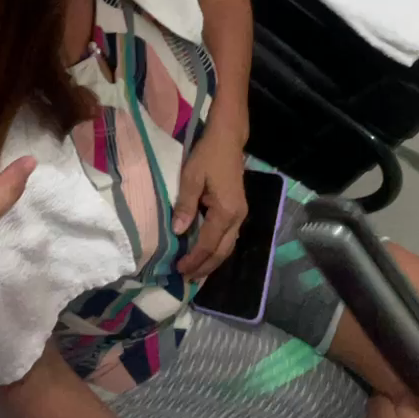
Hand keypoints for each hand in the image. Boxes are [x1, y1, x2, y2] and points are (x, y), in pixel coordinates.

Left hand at [172, 129, 247, 280]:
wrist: (228, 138)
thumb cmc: (208, 155)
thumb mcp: (191, 177)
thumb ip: (185, 205)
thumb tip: (178, 232)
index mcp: (225, 211)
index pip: (208, 243)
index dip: (194, 259)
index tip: (179, 270)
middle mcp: (237, 217)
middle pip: (222, 251)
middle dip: (204, 267)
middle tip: (186, 279)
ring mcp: (240, 214)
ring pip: (227, 246)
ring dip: (211, 261)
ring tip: (195, 272)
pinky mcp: (238, 210)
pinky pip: (228, 237)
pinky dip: (217, 249)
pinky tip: (206, 252)